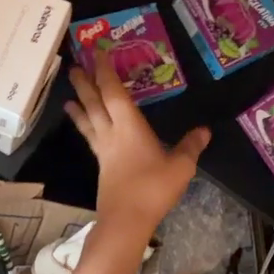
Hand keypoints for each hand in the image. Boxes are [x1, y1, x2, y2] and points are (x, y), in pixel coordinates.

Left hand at [64, 54, 209, 231]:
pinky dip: (85, 128)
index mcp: (129, 126)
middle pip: (94, 103)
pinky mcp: (102, 167)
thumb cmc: (153, 189)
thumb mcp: (180, 166)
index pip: (113, 91)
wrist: (126, 221)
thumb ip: (190, 146)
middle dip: (86, 83)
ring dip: (79, 106)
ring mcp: (104, 151)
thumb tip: (204, 130)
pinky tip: (87, 130)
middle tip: (76, 66)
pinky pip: (90, 139)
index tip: (99, 52)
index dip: (105, 70)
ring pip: (88, 121)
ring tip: (69, 97)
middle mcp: (111, 134)